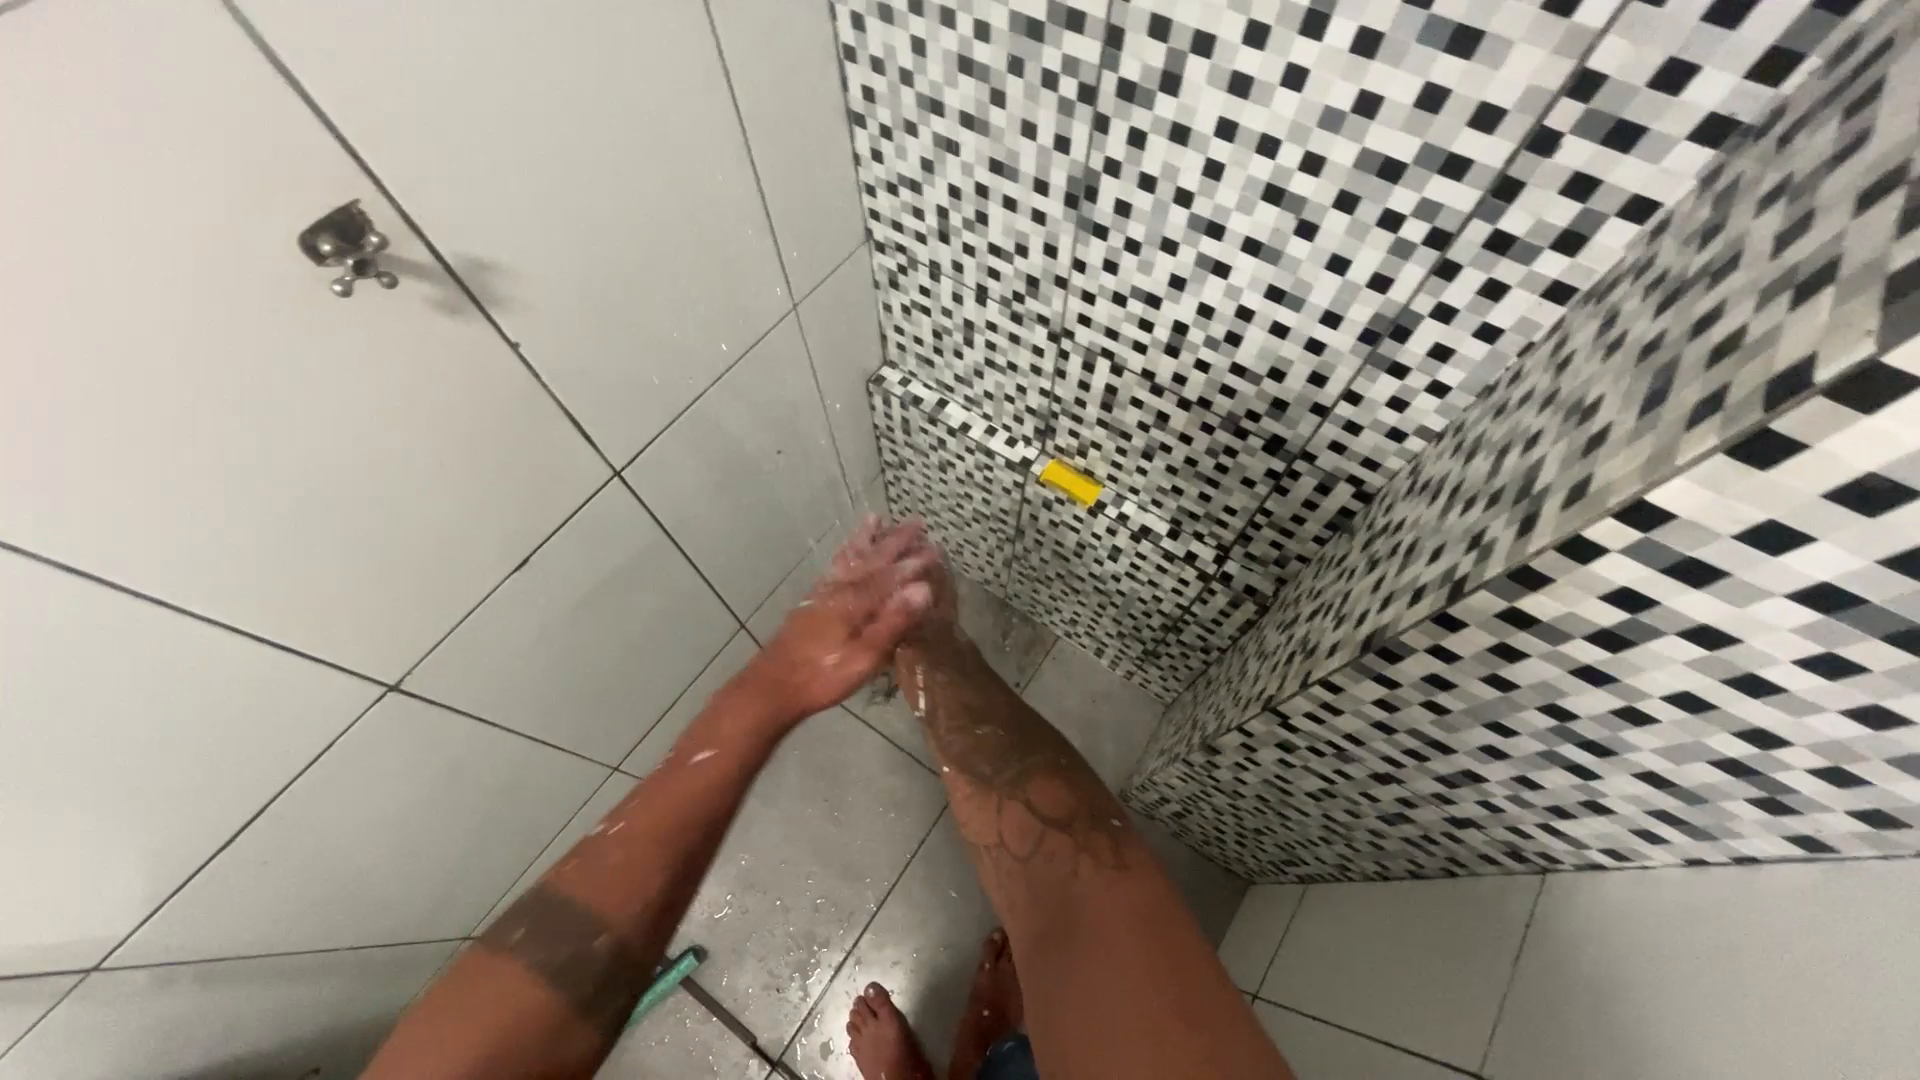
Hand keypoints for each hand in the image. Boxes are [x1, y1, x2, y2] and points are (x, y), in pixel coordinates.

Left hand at [734, 516, 940, 724]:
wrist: (772, 687)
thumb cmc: (822, 678)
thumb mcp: (864, 657)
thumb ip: (893, 622)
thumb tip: (923, 589)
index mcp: (854, 602)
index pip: (890, 576)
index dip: (913, 563)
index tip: (936, 548)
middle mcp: (838, 589)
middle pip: (870, 559)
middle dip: (894, 541)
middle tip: (916, 521)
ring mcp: (822, 594)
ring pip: (848, 558)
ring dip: (865, 539)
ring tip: (876, 518)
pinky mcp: (812, 602)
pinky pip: (834, 567)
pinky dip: (844, 553)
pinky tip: (846, 554)